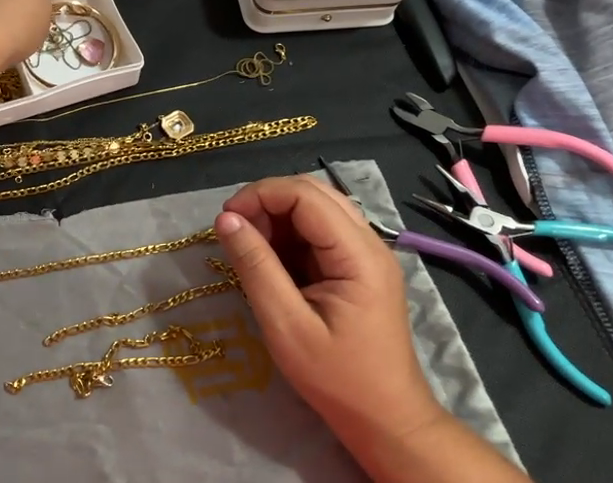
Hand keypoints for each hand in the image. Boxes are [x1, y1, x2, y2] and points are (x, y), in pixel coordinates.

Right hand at [214, 176, 442, 444]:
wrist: (387, 421)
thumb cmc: (337, 378)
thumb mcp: (285, 325)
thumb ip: (255, 266)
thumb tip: (225, 219)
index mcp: (359, 256)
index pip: (305, 195)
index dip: (259, 195)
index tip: (226, 221)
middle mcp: (370, 243)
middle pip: (312, 191)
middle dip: (266, 200)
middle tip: (236, 230)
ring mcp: (367, 254)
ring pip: (316, 206)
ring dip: (277, 215)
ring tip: (251, 246)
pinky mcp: (359, 266)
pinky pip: (320, 228)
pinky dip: (289, 232)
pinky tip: (273, 259)